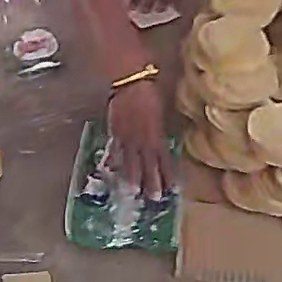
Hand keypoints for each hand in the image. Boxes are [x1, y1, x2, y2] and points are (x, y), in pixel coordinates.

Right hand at [107, 78, 174, 198]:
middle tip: (154, 199)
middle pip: (149, 166)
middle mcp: (144, 141)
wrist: (132, 82)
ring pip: (131, 162)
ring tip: (133, 191)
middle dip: (152, 182)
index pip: (165, 161)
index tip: (172, 190)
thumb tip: (160, 144)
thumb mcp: (160, 115)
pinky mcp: (115, 133)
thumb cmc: (150, 95)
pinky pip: (114, 150)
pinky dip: (111, 161)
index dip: (169, 176)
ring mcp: (129, 139)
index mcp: (157, 137)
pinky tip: (109, 170)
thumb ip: (159, 133)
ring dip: (133, 178)